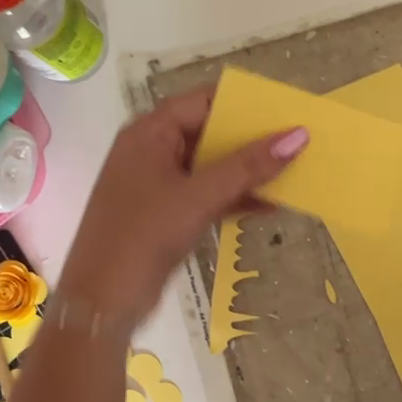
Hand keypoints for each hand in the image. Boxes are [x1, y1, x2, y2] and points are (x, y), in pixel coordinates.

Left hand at [58, 86, 306, 328]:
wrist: (102, 300)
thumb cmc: (144, 236)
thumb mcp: (200, 197)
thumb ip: (248, 166)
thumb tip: (299, 135)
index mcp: (149, 133)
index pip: (203, 101)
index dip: (244, 103)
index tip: (285, 110)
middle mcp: (151, 150)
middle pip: (208, 132)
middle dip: (251, 140)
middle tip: (297, 141)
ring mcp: (157, 184)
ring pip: (210, 167)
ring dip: (246, 172)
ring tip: (292, 173)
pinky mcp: (164, 214)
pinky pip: (206, 194)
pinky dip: (234, 198)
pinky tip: (270, 207)